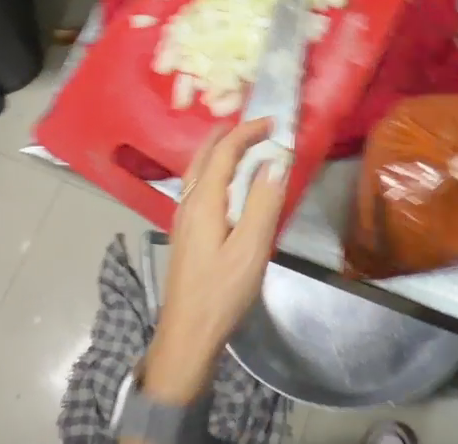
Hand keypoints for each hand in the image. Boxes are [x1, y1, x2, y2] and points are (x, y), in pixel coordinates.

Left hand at [141, 118, 288, 404]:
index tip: (273, 122)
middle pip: (204, 155)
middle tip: (256, 125)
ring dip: (218, 149)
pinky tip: (224, 182)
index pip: (224, 152)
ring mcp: (182, 218)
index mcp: (204, 201)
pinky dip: (213, 168)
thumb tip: (275, 161)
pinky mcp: (185, 232)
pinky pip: (197, 184)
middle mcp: (188, 202)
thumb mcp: (251, 249)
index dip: (247, 132)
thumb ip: (263, 203)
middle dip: (228, 134)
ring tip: (240, 143)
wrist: (186, 335)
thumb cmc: (221, 292)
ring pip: (197, 169)